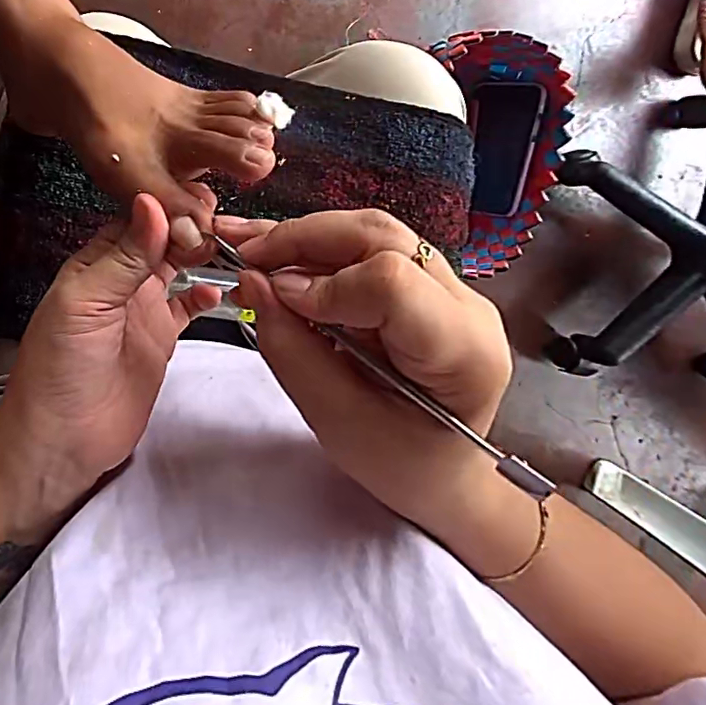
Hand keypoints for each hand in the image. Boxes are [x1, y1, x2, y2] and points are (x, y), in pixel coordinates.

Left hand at [0, 193, 222, 496]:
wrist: (63, 439)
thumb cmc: (59, 368)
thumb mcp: (85, 303)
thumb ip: (122, 258)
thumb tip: (151, 203)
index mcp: (94, 264)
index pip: (134, 221)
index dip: (165, 207)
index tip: (202, 196)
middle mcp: (119, 281)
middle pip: (160, 240)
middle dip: (189, 227)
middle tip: (222, 220)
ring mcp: (141, 310)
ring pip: (176, 269)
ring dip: (200, 255)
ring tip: (228, 245)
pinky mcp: (160, 339)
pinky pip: (186, 307)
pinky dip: (204, 295)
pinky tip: (221, 288)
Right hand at [222, 210, 512, 525]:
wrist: (443, 472)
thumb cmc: (399, 462)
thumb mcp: (335, 418)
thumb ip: (290, 348)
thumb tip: (253, 282)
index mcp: (461, 350)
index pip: (391, 281)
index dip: (321, 283)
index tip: (274, 299)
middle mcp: (462, 304)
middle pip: (377, 237)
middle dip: (301, 238)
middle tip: (244, 255)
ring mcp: (445, 287)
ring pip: (365, 232)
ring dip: (299, 236)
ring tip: (243, 244)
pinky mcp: (418, 282)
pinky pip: (359, 248)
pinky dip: (308, 249)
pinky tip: (269, 252)